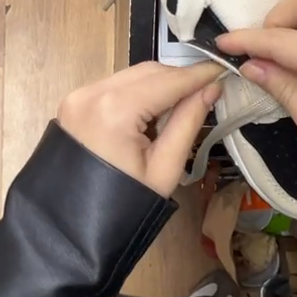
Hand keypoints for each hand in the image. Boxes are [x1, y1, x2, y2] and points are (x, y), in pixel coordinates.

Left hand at [56, 63, 222, 195]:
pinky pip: (112, 87)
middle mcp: (92, 94)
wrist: (74, 226)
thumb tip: (211, 89)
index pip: (167, 80)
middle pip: (147, 72)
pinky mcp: (72, 104)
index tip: (223, 70)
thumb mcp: (164, 168)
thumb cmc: (124, 205)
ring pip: (130, 76)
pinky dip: (136, 93)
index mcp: (114, 110)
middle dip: (178, 78)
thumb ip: (188, 122)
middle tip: (207, 90)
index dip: (198, 74)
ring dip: (158, 85)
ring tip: (181, 104)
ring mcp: (78, 97)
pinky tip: (151, 113)